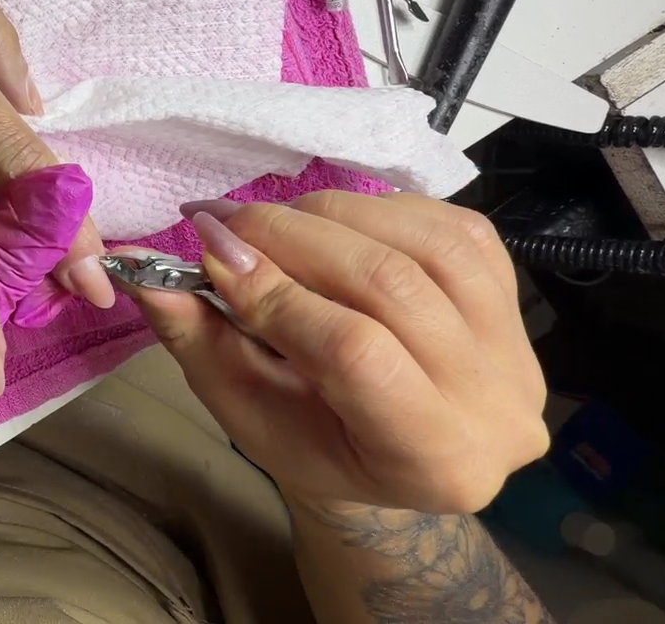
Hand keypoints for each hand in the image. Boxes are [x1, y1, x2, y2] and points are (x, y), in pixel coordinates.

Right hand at [123, 192, 548, 514]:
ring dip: (330, 213)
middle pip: (390, 284)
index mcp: (428, 456)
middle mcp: (496, 405)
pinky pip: (452, 226)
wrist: (382, 447)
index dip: (274, 290)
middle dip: (288, 235)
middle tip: (220, 221)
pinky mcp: (516, 298)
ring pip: (428, 244)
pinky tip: (330, 223)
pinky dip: (378, 207)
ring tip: (272, 222)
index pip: (356, 352)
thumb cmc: (301, 434)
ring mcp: (520, 349)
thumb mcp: (233, 401)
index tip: (204, 249)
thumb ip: (192, 336)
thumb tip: (144, 274)